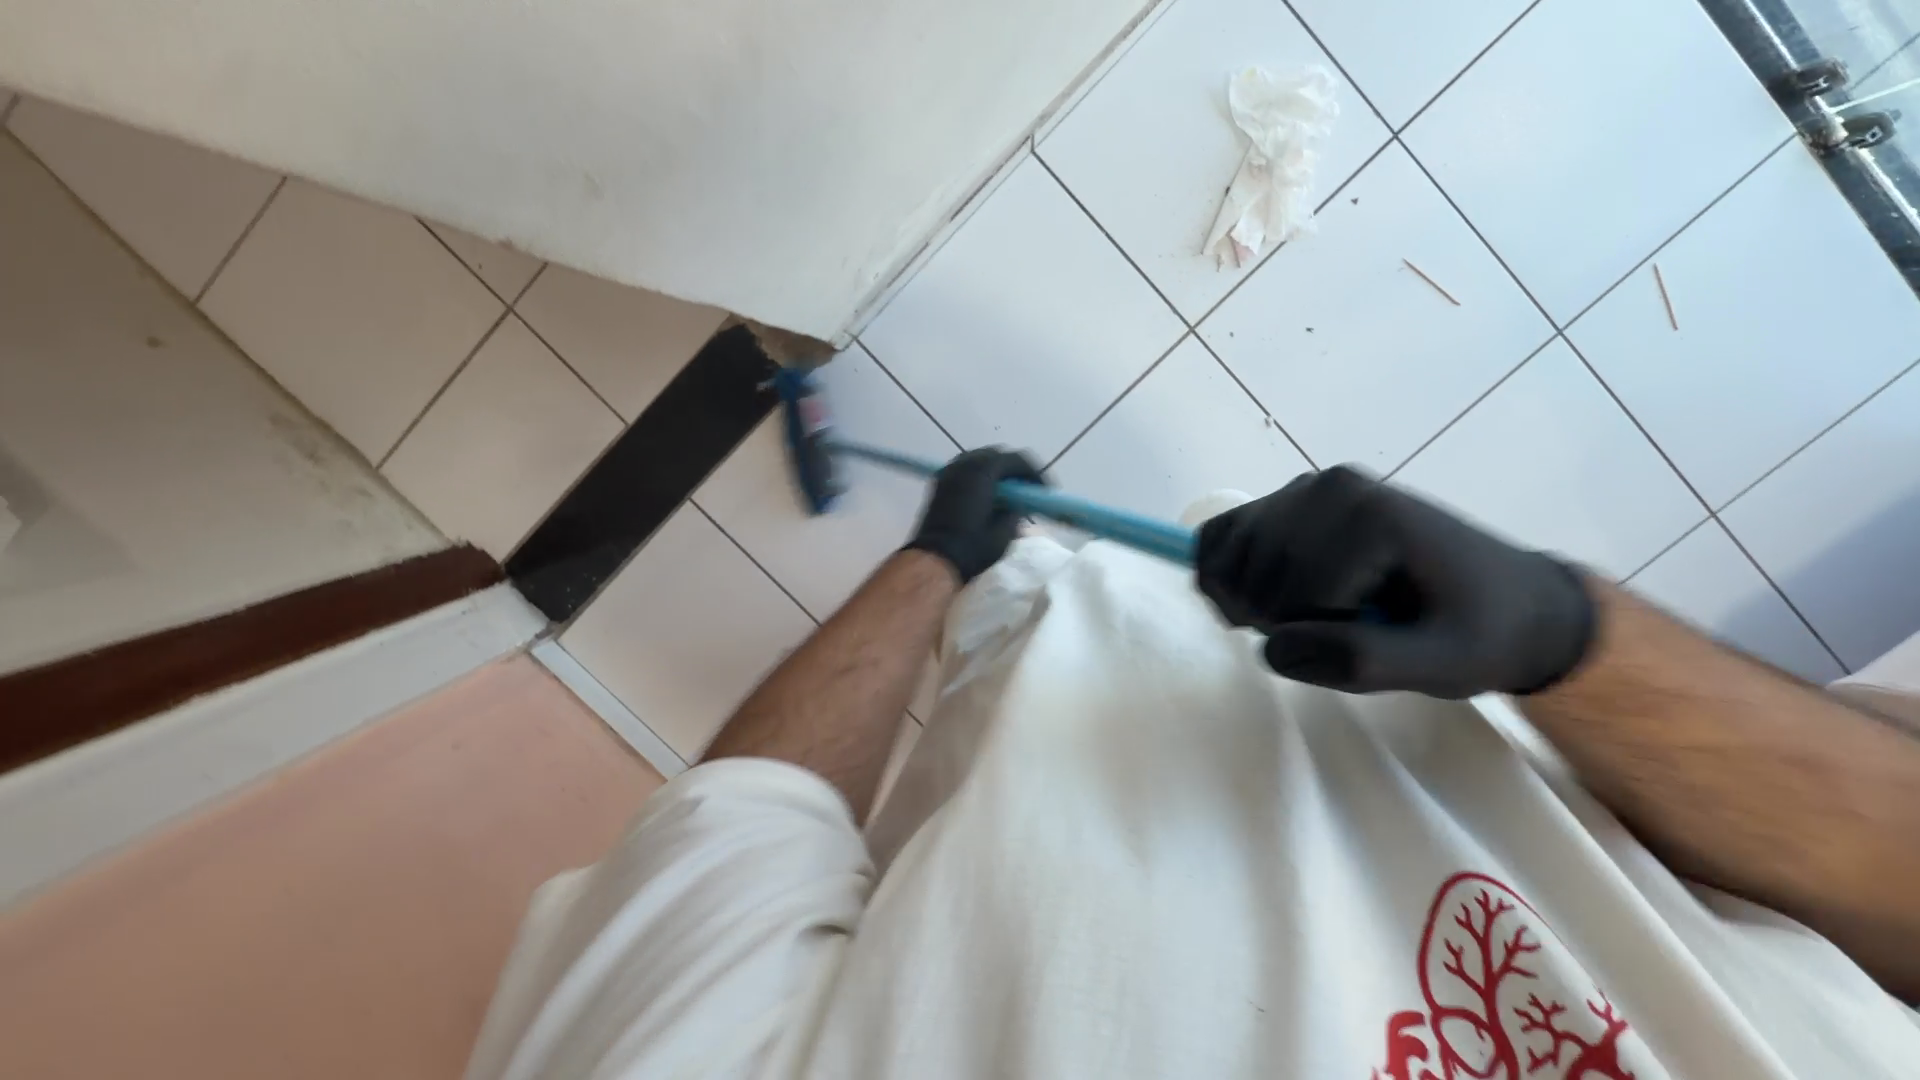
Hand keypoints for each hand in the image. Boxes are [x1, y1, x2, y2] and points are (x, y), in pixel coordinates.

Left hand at [905, 447, 1046, 583]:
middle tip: (1028, 489)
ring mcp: (949, 471)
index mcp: (982, 472)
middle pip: (996, 455)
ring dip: (996, 472)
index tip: (1045, 489)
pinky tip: (988, 495)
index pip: (1015, 460)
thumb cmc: (972, 547)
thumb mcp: (1005, 531)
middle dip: (1015, 470)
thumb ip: (1016, 511)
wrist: (935, 560)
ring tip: (1009, 492)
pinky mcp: (940, 482)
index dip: (1034, 473)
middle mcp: (964, 465)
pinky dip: (980, 477)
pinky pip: (966, 470)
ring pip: (979, 460)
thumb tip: (1018, 504)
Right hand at [1195, 466, 1594, 697]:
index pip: (1290, 595)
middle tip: (1335, 637)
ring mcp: (1303, 489)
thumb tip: (1273, 648)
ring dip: (1249, 603)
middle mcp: (1326, 488)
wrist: (1514, 601)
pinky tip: (1258, 598)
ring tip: (1306, 618)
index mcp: (1370, 518)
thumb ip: (1362, 660)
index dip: (1309, 640)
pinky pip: (1218, 537)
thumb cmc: (1480, 633)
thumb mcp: (1441, 665)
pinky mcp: (1287, 501)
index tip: (1361, 649)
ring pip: (1225, 558)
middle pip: (1251, 575)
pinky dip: (1221, 575)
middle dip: (1277, 621)